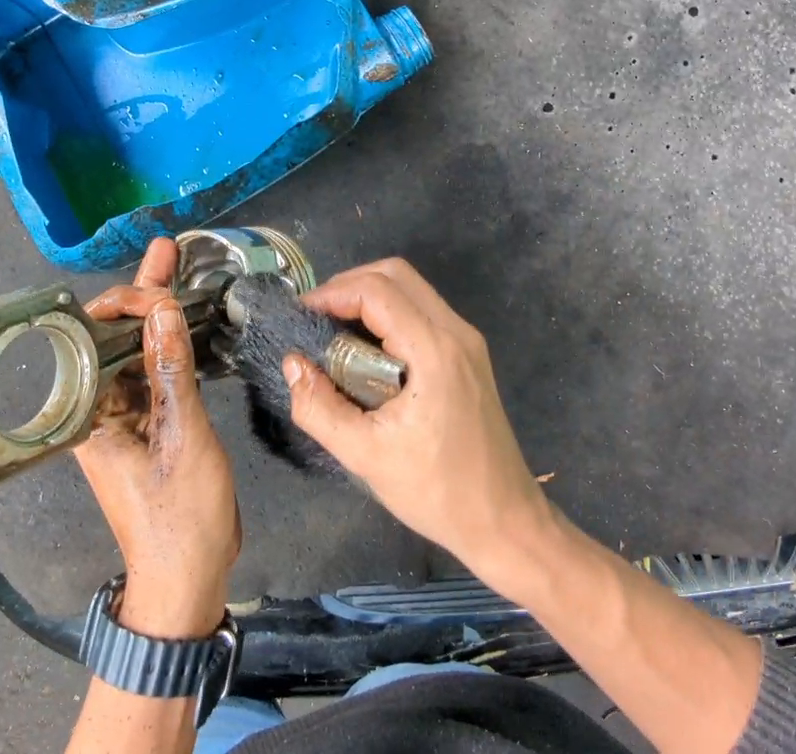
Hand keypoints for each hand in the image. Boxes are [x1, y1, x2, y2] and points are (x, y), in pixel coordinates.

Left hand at [74, 237, 240, 638]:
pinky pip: (157, 376)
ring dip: (158, 313)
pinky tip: (185, 320)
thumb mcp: (183, 437)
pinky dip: (172, 345)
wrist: (188, 576)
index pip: (98, 338)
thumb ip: (171, 370)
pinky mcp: (151, 426)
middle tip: (166, 250)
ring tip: (173, 266)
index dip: (126, 302)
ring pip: (139, 353)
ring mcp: (126, 417)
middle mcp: (100, 408)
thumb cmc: (180, 515)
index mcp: (89, 412)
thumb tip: (162, 308)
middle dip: (141, 294)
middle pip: (117, 339)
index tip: (163, 282)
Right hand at [283, 258, 549, 575]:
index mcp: (434, 351)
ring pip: (411, 290)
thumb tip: (292, 364)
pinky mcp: (468, 357)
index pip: (377, 290)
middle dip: (348, 286)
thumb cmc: (436, 491)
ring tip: (332, 334)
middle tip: (314, 319)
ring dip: (368, 299)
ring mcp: (467, 342)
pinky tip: (363, 352)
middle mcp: (456, 333)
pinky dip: (387, 316)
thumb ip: (319, 407)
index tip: (299, 318)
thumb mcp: (364, 455)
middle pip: (396, 274)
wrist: (504, 520)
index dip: (331, 293)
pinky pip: (422, 313)